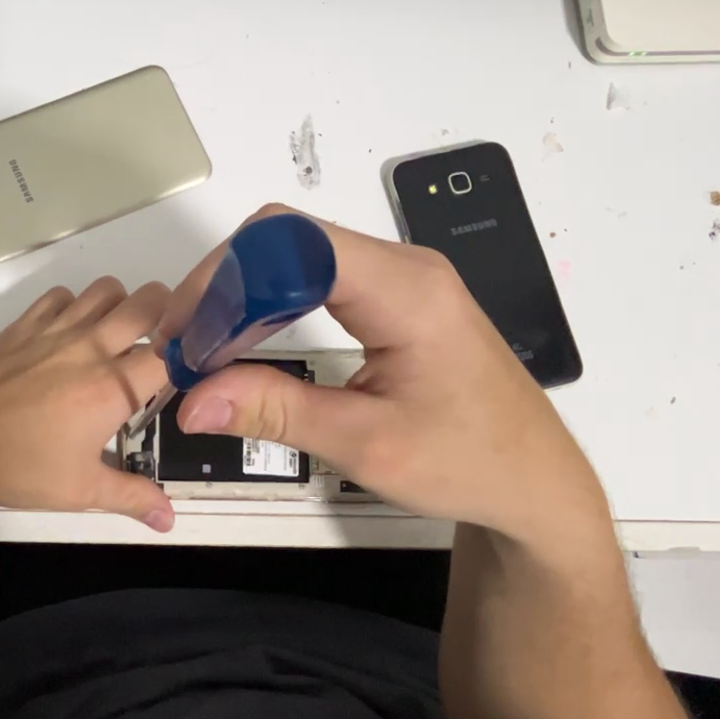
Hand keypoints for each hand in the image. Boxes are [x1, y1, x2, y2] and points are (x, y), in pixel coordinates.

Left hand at [0, 278, 176, 531]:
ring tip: (119, 334)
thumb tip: (169, 519)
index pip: (171, 354)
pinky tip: (70, 332)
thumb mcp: (81, 491)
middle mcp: (90, 347)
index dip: (188, 358)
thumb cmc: (18, 468)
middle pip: (148, 302)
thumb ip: (132, 497)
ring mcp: (53, 330)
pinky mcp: (22, 324)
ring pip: (106, 289)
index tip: (186, 372)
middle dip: (168, 314)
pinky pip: (61, 295)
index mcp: (111, 388)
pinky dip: (76, 304)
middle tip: (164, 340)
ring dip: (123, 304)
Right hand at [159, 205, 606, 544]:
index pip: (291, 242)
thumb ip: (275, 411)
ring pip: (296, 254)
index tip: (188, 332)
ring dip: (242, 294)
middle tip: (186, 344)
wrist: (534, 480)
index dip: (226, 276)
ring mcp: (400, 277)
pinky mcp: (394, 297)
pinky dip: (269, 303)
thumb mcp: (364, 444)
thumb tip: (191, 400)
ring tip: (205, 348)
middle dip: (223, 284)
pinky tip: (247, 341)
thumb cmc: (467, 463)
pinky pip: (315, 276)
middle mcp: (403, 267)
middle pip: (286, 238)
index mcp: (406, 291)